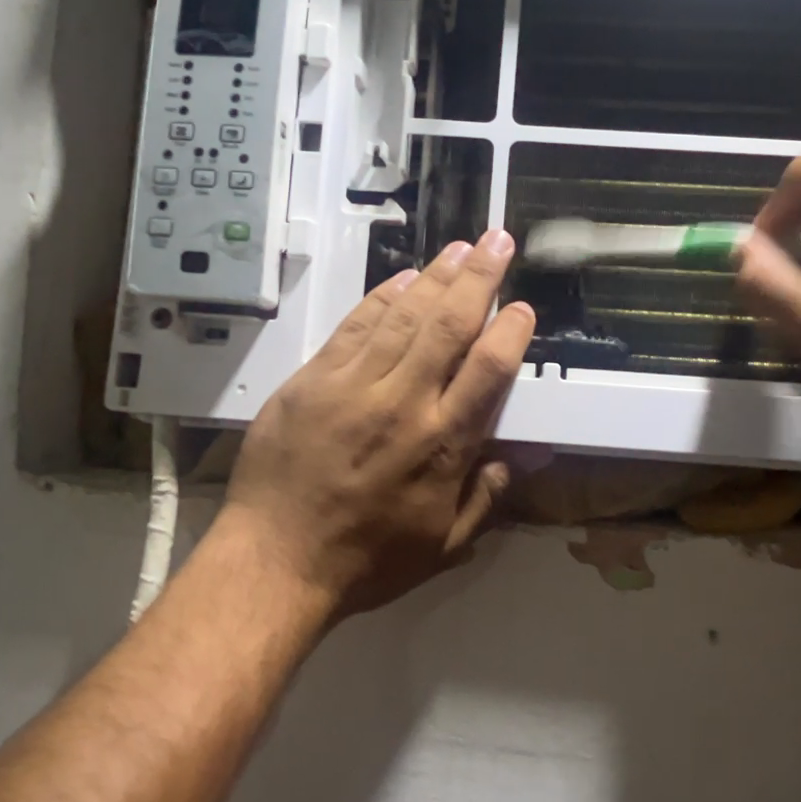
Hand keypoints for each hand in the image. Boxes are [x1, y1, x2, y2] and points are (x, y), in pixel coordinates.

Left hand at [218, 229, 535, 616]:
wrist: (275, 560)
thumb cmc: (367, 560)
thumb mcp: (443, 544)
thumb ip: (487, 495)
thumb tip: (525, 454)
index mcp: (442, 444)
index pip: (487, 370)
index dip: (510, 331)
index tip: (522, 307)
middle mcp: (403, 402)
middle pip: (448, 326)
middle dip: (478, 279)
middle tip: (498, 241)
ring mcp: (353, 385)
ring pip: (403, 317)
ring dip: (435, 277)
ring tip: (460, 248)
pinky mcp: (312, 380)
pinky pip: (353, 327)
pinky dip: (381, 298)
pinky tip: (402, 278)